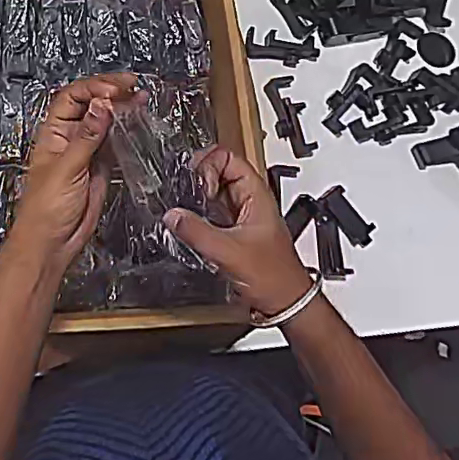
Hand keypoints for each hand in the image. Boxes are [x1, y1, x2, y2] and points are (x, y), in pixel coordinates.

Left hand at [11, 73, 138, 265]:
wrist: (52, 245)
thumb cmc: (44, 210)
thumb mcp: (66, 169)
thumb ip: (87, 137)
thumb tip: (102, 106)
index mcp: (53, 132)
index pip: (72, 97)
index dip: (94, 88)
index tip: (115, 90)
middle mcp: (69, 137)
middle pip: (90, 103)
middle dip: (110, 90)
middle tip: (131, 86)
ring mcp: (86, 150)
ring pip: (104, 119)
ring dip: (121, 106)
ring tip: (139, 97)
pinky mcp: (100, 165)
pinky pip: (114, 140)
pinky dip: (126, 128)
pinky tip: (137, 119)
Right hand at [163, 145, 313, 318]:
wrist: (284, 302)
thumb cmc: (274, 276)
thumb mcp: (230, 252)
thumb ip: (199, 232)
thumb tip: (173, 215)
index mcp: (255, 192)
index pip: (227, 157)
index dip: (208, 165)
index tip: (198, 186)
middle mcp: (247, 198)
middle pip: (216, 170)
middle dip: (198, 180)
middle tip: (187, 195)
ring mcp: (238, 213)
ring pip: (211, 192)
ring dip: (196, 197)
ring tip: (186, 210)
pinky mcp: (230, 229)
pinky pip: (209, 212)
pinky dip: (197, 214)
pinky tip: (189, 224)